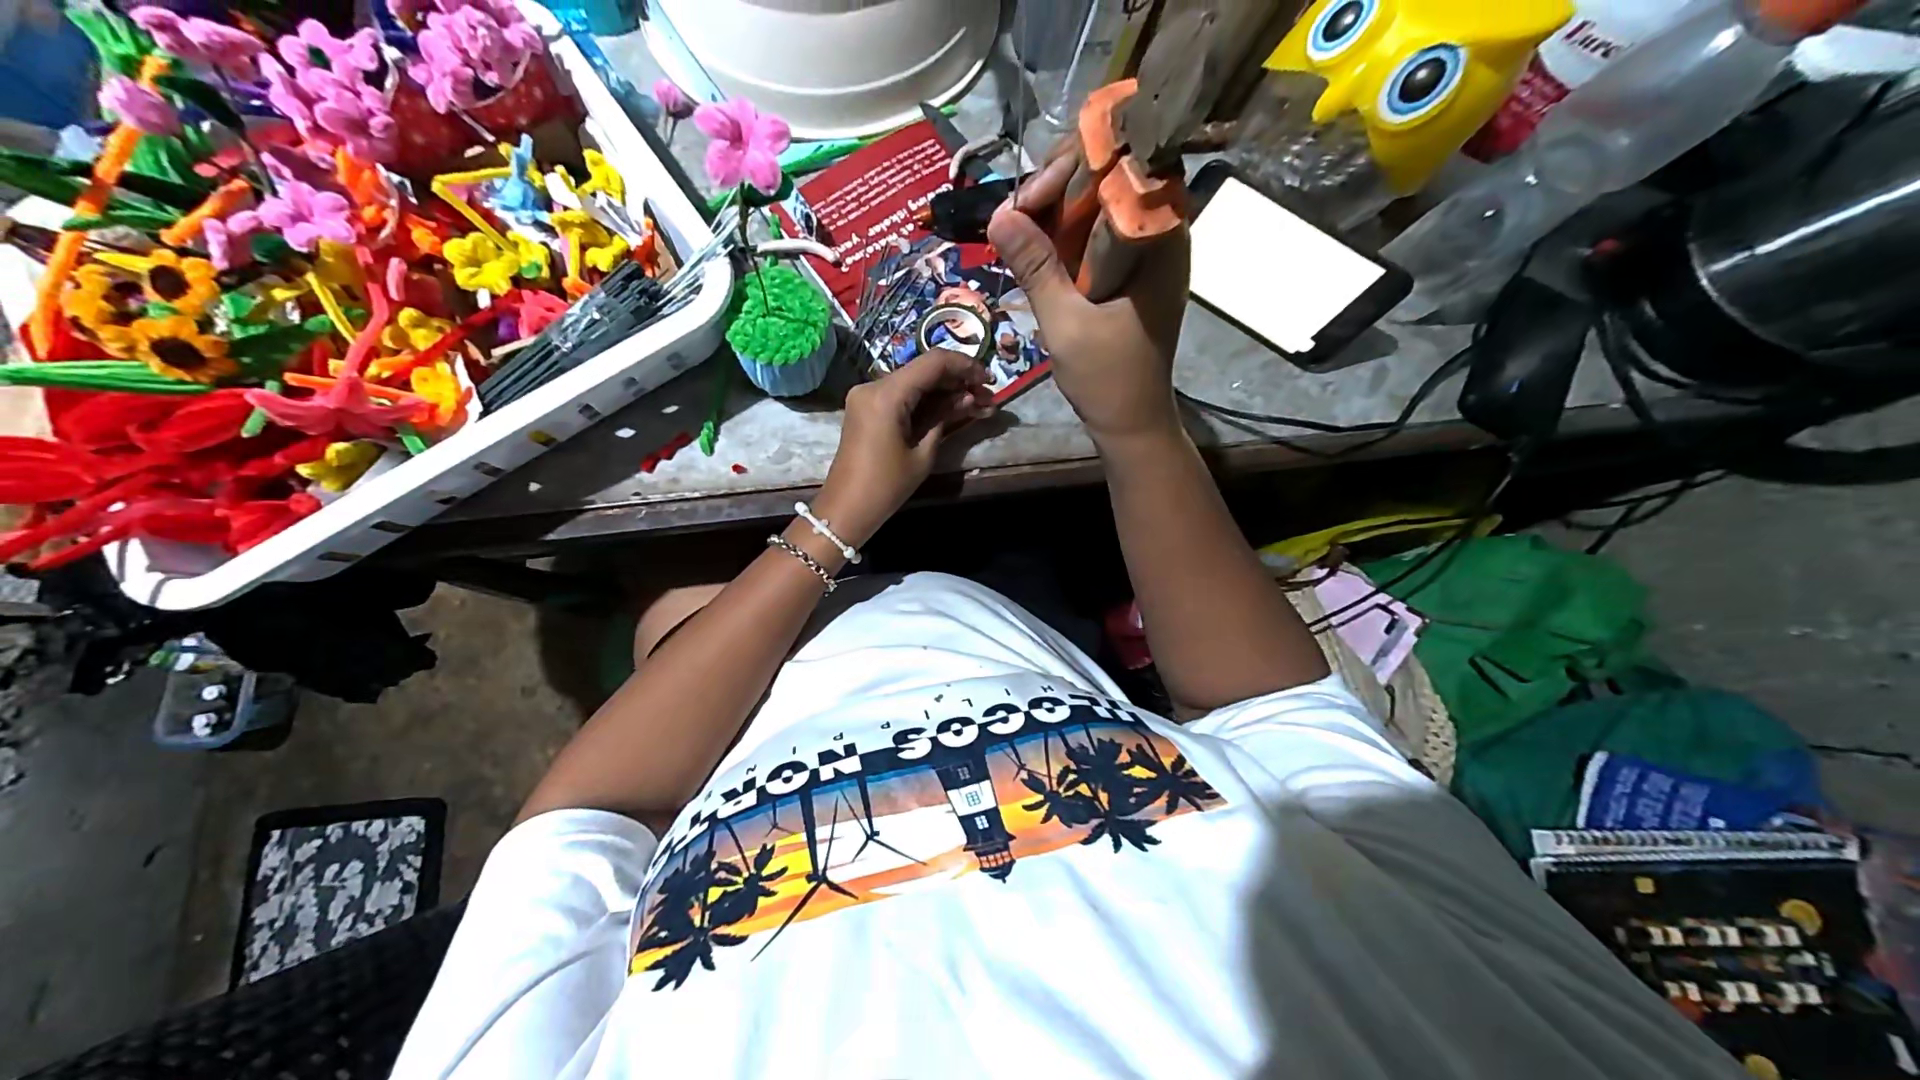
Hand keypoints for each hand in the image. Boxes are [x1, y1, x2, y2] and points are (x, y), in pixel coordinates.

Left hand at [814, 349, 992, 546]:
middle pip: (924, 369)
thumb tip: (969, 397)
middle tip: (988, 397)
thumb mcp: (923, 453)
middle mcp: (874, 385)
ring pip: (916, 381)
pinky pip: (904, 394)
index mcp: (887, 394)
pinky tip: (954, 409)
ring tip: (979, 406)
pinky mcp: (869, 407)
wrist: (846, 508)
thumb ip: (945, 417)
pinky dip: (928, 400)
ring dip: (946, 391)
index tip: (989, 379)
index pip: (933, 362)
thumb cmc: (886, 486)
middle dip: (959, 381)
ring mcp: (868, 395)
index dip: (965, 366)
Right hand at [986, 154, 1190, 444]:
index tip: (1031, 199)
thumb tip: (999, 213)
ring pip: (1102, 201)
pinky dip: (1067, 232)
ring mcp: (1147, 251)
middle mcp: (1161, 233)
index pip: (1124, 162)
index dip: (1075, 163)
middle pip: (1112, 174)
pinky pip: (1098, 231)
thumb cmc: (1107, 378)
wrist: (1132, 423)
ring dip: (1059, 207)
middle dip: (1061, 183)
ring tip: (1018, 226)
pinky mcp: (1131, 269)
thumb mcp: (1065, 323)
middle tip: (1016, 214)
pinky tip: (1036, 244)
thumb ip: (1035, 267)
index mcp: (1159, 239)